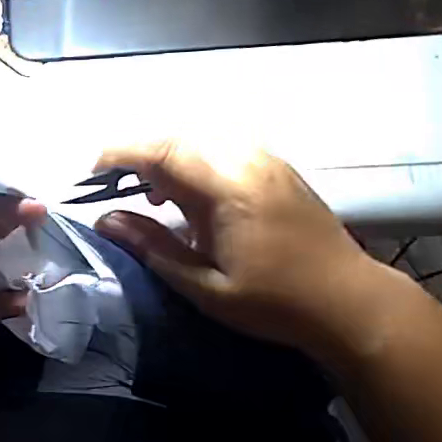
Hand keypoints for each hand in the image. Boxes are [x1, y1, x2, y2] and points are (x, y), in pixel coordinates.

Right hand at [91, 142, 416, 356]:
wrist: (349, 302)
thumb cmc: (274, 303)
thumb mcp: (205, 285)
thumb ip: (153, 247)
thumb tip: (106, 220)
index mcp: (228, 188)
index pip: (164, 151)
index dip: (121, 155)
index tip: (92, 175)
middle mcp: (249, 162)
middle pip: (181, 139)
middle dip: (141, 157)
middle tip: (117, 191)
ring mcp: (268, 163)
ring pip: (204, 141)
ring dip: (170, 160)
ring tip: (152, 198)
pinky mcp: (280, 171)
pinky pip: (227, 150)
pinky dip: (197, 163)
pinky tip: (192, 197)